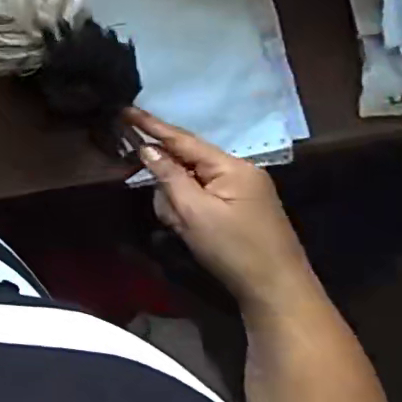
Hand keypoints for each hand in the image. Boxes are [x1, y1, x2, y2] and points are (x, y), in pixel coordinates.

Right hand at [127, 107, 315, 308]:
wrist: (276, 291)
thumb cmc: (234, 249)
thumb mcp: (194, 212)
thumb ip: (168, 176)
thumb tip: (147, 148)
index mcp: (231, 167)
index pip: (183, 139)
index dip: (151, 125)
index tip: (125, 110)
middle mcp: (237, 172)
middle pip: (184, 163)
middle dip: (168, 187)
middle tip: (173, 216)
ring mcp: (239, 190)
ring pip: (188, 183)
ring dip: (177, 205)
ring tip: (185, 230)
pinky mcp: (236, 207)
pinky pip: (199, 197)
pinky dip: (187, 212)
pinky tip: (191, 231)